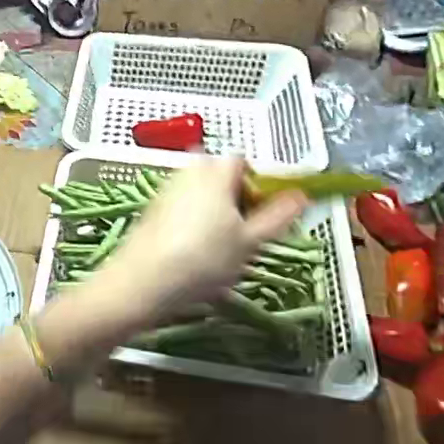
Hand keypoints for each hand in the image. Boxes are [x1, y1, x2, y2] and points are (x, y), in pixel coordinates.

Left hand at [85, 157, 309, 326]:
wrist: (143, 282)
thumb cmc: (202, 260)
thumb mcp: (250, 242)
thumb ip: (279, 215)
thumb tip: (301, 195)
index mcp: (215, 171)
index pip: (243, 162)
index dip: (258, 184)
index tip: (265, 213)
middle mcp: (187, 172)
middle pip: (220, 175)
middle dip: (235, 197)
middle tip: (243, 230)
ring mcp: (165, 191)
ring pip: (200, 192)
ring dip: (213, 210)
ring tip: (220, 246)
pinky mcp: (151, 211)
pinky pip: (181, 208)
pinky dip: (192, 222)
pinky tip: (194, 252)